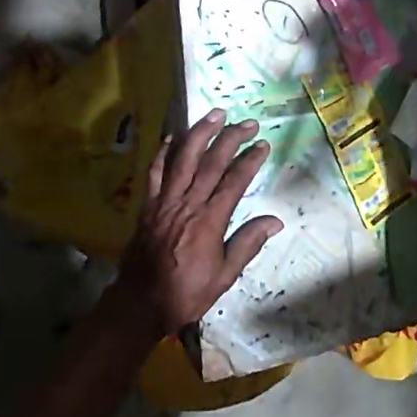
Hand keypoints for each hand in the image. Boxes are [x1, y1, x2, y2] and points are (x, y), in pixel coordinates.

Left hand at [109, 109, 283, 338]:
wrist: (140, 301)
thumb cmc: (186, 292)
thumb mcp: (224, 276)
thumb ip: (248, 244)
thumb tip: (275, 220)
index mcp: (210, 220)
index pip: (234, 181)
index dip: (249, 160)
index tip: (262, 144)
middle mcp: (188, 203)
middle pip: (212, 162)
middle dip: (231, 138)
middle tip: (247, 122)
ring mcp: (165, 200)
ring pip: (184, 158)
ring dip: (200, 133)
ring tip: (215, 114)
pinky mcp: (148, 203)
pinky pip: (155, 171)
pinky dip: (164, 152)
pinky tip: (172, 136)